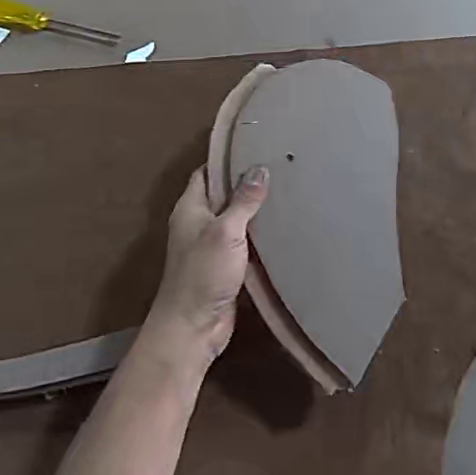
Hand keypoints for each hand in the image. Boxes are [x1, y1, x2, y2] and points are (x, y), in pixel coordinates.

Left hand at [146, 165, 268, 368]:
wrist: (192, 328)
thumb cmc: (203, 274)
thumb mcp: (225, 231)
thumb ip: (243, 200)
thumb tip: (260, 168)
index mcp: (189, 209)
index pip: (206, 173)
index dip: (225, 159)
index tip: (253, 146)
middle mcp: (197, 224)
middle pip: (222, 195)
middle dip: (246, 182)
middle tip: (278, 166)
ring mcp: (210, 247)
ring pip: (235, 219)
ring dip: (254, 210)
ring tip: (285, 191)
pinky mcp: (224, 267)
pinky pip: (243, 242)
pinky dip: (258, 234)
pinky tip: (281, 227)